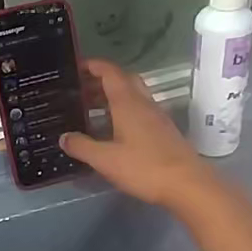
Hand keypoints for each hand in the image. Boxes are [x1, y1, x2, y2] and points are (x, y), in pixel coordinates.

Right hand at [60, 59, 221, 209]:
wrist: (187, 184)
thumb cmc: (145, 167)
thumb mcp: (106, 160)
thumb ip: (82, 146)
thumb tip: (64, 137)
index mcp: (128, 103)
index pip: (110, 73)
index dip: (93, 66)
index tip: (76, 66)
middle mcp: (144, 104)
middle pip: (123, 80)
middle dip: (102, 80)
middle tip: (81, 90)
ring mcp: (157, 117)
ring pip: (133, 96)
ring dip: (113, 97)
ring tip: (92, 110)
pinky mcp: (164, 131)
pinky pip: (140, 111)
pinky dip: (124, 112)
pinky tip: (114, 130)